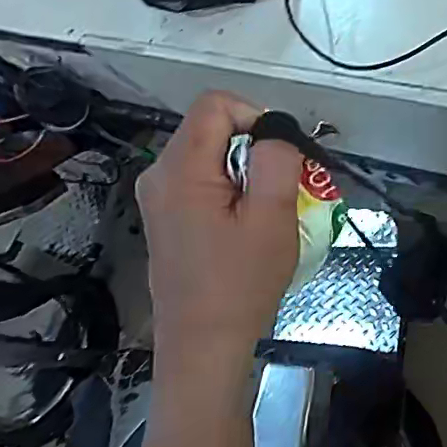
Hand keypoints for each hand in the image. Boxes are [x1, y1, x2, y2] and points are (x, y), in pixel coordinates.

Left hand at [137, 91, 301, 371]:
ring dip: (250, 172)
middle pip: (213, 128)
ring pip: (212, 155)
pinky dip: (235, 190)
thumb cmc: (241, 282)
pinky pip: (205, 181)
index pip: (216, 104)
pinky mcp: (168, 216)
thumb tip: (276, 134)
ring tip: (271, 212)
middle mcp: (159, 174)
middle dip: (257, 149)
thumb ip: (277, 162)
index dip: (257, 117)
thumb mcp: (272, 218)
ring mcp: (159, 196)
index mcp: (180, 169)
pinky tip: (250, 225)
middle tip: (286, 190)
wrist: (203, 342)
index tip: (282, 157)